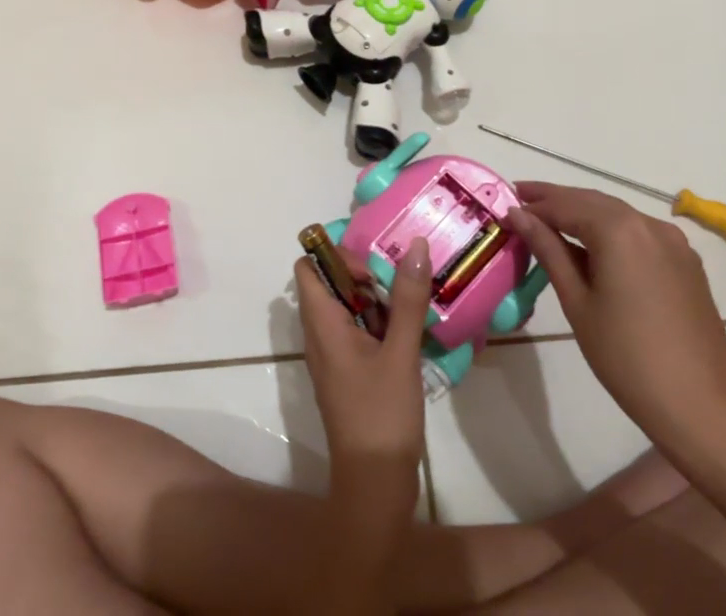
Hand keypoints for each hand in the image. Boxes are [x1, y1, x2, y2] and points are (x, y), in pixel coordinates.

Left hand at [294, 239, 433, 471]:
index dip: (337, 256)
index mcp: (321, 325)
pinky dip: (381, 324)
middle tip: (404, 281)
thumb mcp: (400, 352)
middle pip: (331, 285)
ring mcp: (333, 356)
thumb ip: (407, 298)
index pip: (309, 268)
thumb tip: (414, 245)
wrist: (374, 480)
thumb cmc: (381, 414)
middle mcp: (320, 336)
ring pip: (348, 310)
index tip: (375, 268)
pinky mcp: (349, 373)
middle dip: (365, 275)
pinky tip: (414, 330)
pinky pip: (358, 333)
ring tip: (415, 300)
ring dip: (377, 300)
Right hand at [505, 183, 725, 446]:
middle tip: (521, 201)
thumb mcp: (577, 301)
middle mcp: (650, 225)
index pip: (566, 204)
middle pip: (594, 202)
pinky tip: (590, 247)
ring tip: (548, 222)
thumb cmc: (625, 356)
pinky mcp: (686, 264)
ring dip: (583, 214)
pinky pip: (639, 234)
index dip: (534, 203)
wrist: (700, 404)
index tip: (505, 202)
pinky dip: (610, 232)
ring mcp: (674, 244)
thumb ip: (549, 251)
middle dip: (557, 200)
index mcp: (620, 230)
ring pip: (619, 216)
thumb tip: (519, 215)